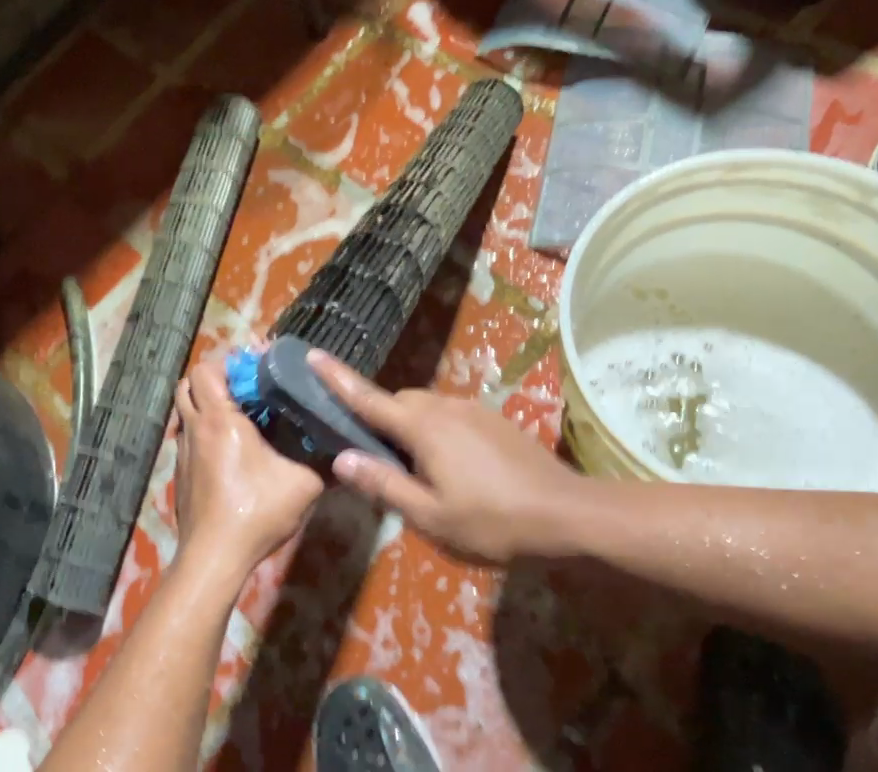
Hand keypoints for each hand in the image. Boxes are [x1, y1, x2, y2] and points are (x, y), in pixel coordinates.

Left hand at [173, 358, 324, 573]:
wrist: (213, 556)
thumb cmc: (256, 512)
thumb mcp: (303, 485)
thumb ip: (321, 462)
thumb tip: (340, 451)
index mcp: (220, 419)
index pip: (206, 370)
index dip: (228, 364)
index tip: (255, 371)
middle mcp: (195, 428)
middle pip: (189, 385)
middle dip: (214, 380)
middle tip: (245, 391)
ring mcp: (182, 452)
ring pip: (185, 412)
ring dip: (205, 406)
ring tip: (238, 419)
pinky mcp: (180, 474)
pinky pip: (187, 438)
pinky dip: (203, 433)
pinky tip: (229, 453)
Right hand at [308, 349, 582, 563]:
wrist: (566, 514)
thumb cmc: (492, 521)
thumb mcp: (430, 516)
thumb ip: (384, 485)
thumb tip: (342, 458)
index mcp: (423, 428)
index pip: (368, 398)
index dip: (337, 379)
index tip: (312, 355)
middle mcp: (444, 408)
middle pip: (398, 403)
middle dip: (378, 419)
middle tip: (373, 457)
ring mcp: (473, 410)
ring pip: (425, 409)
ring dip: (409, 428)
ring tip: (414, 470)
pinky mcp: (492, 420)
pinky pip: (449, 416)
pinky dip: (435, 432)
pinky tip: (450, 468)